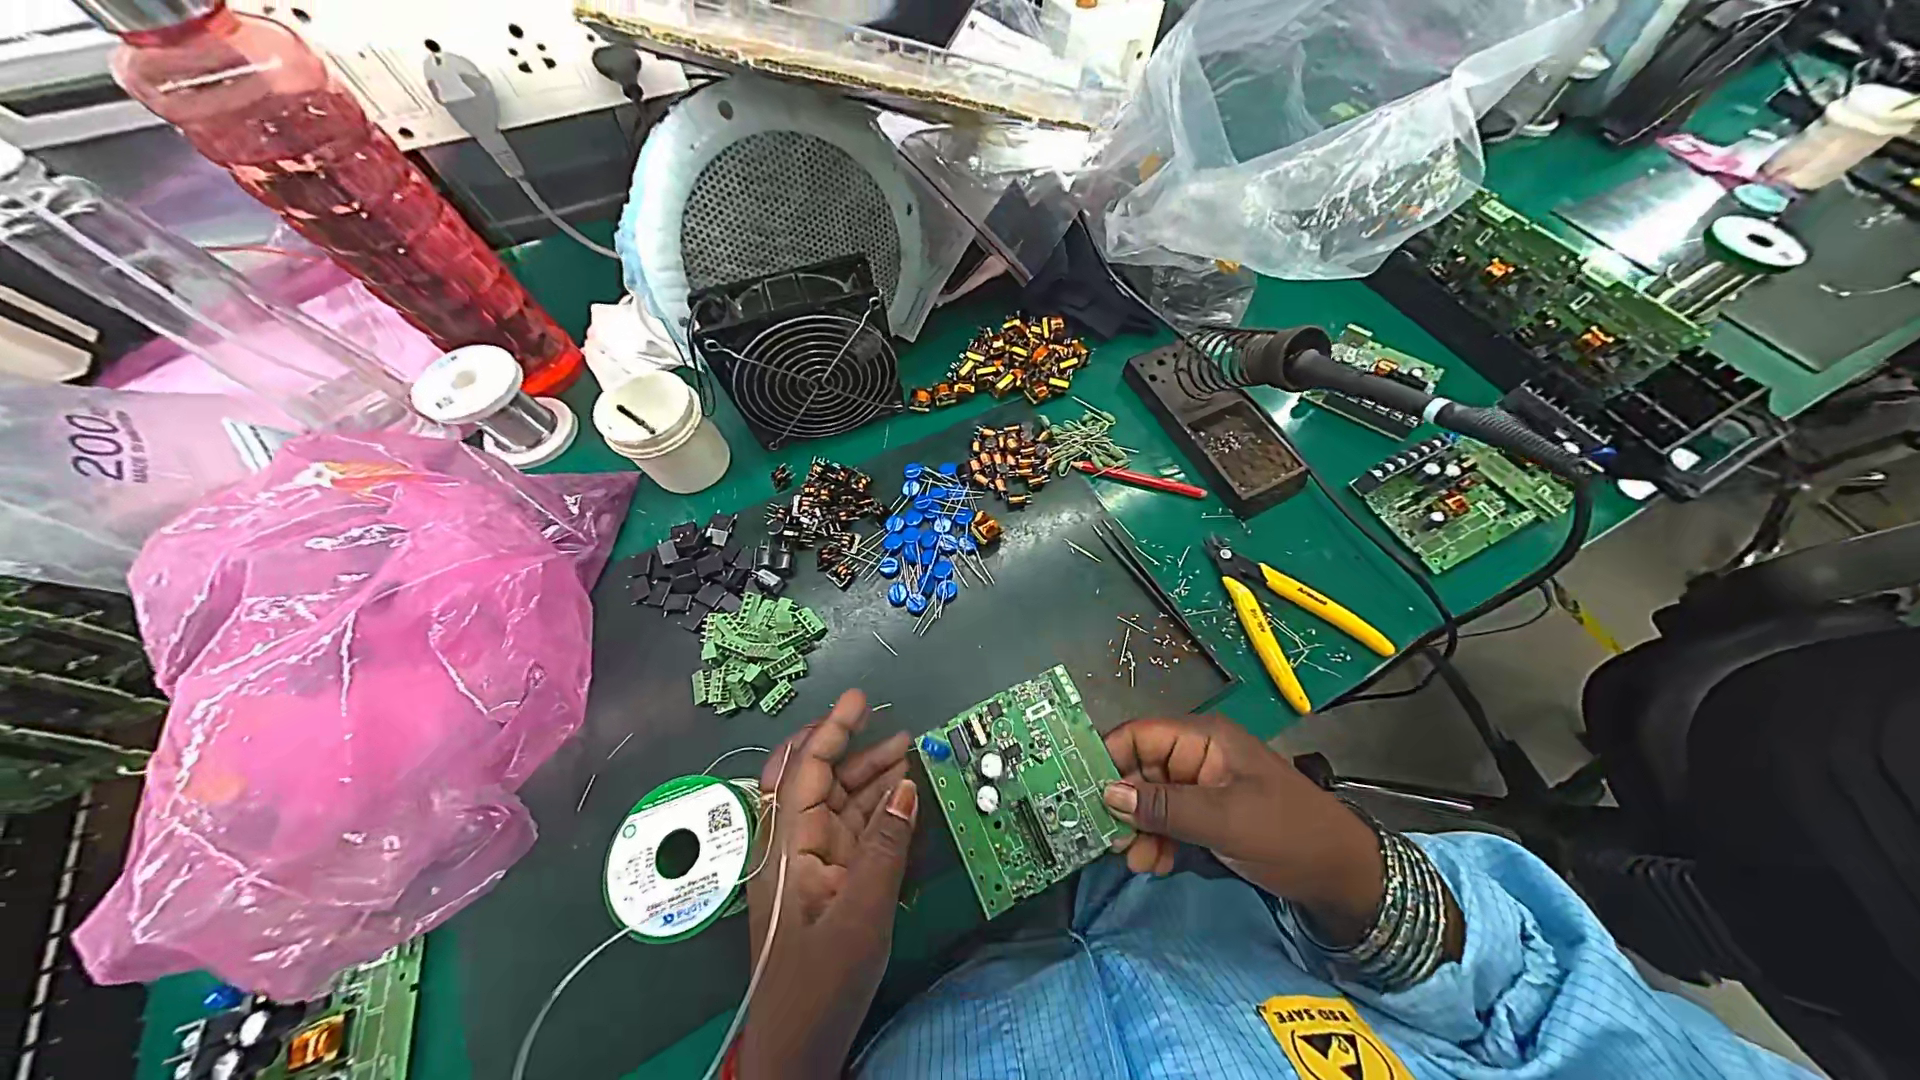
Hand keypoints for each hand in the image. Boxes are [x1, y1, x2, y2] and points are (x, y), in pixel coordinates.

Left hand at [739, 689, 915, 1079]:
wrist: (797, 1050)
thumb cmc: (820, 985)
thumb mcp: (862, 914)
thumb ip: (886, 846)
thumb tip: (907, 787)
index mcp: (788, 844)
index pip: (807, 770)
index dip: (832, 730)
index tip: (858, 701)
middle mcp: (796, 844)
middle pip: (821, 780)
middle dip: (854, 748)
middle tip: (894, 726)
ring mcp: (813, 862)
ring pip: (841, 803)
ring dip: (872, 776)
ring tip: (908, 752)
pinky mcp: (830, 880)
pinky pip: (854, 832)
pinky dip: (878, 810)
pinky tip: (901, 795)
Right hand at [1102, 714, 1384, 942]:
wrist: (1344, 877)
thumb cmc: (1289, 833)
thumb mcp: (1226, 818)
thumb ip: (1166, 806)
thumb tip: (1108, 795)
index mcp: (1201, 739)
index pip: (1138, 736)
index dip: (1107, 758)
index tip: (1080, 791)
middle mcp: (1194, 756)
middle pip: (1138, 770)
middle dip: (1123, 805)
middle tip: (1110, 838)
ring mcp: (1198, 787)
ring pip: (1147, 800)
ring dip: (1138, 829)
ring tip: (1136, 860)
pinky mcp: (1203, 815)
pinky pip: (1164, 821)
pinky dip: (1155, 841)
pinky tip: (1154, 863)